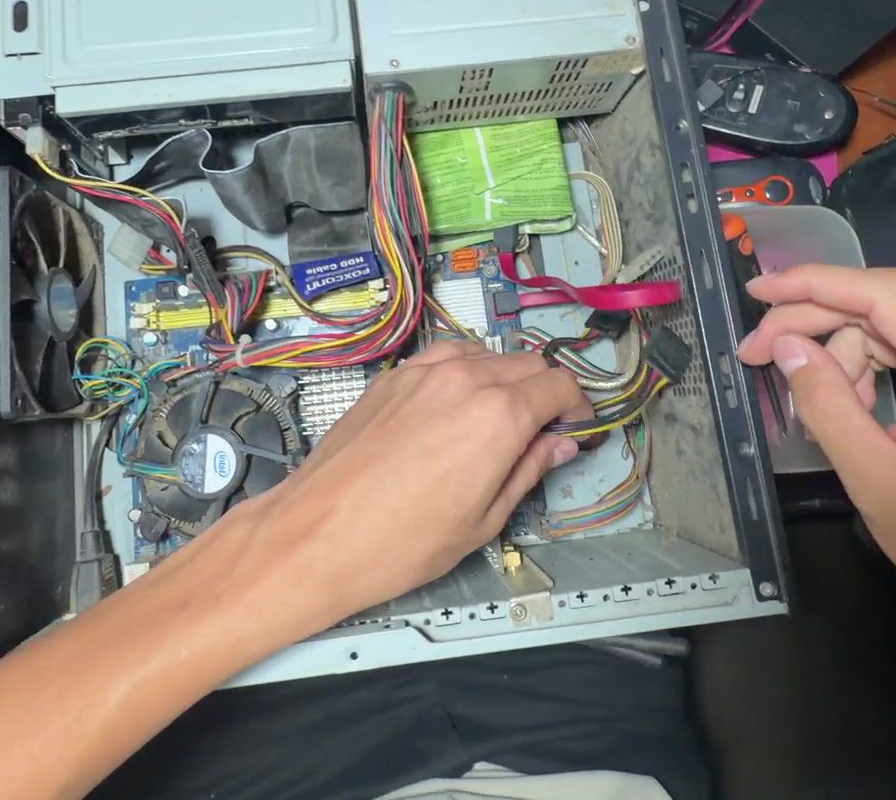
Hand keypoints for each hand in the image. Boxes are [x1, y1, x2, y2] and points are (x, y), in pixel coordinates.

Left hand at [226, 342, 588, 625]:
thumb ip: (529, 470)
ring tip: (498, 418)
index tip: (574, 427)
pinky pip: (445, 357)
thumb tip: (559, 445)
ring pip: (486, 354)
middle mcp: (464, 379)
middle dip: (545, 391)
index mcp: (498, 415)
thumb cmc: (400, 541)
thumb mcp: (483, 519)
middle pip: (527, 363)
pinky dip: (465, 371)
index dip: (576, 406)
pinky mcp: (393, 376)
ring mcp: (423, 371)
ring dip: (505, 377)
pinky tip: (456, 403)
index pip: (559, 384)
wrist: (318, 532)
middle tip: (542, 428)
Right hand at [736, 265, 895, 658]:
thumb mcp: (878, 482)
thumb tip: (785, 344)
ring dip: (849, 355)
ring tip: (825, 409)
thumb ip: (827, 404)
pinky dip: (880, 368)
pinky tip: (858, 403)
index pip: (887, 295)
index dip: (814, 283)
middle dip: (818, 326)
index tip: (757, 291)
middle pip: (891, 309)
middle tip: (758, 356)